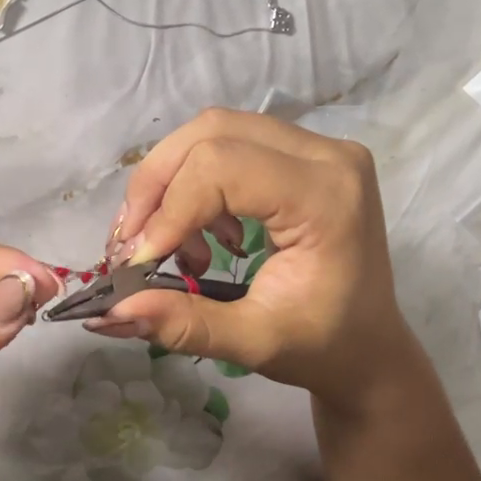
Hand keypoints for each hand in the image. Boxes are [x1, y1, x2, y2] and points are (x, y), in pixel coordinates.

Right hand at [95, 108, 416, 401]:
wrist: (369, 349)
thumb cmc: (321, 347)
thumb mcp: (251, 342)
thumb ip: (183, 323)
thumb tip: (111, 313)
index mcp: (325, 199)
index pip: (221, 167)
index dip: (167, 211)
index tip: (135, 264)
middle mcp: (326, 156)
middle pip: (212, 133)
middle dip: (155, 186)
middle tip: (130, 244)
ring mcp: (317, 150)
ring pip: (215, 132)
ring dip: (169, 184)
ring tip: (160, 243)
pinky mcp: (302, 157)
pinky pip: (229, 146)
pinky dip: (192, 186)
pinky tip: (197, 235)